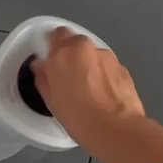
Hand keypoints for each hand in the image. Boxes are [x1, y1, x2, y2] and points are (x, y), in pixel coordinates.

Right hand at [29, 27, 147, 149]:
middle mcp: (85, 48)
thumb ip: (43, 77)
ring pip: (92, 54)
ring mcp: (106, 56)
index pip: (55, 33)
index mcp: (63, 53)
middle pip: (75, 42)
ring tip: (86, 89)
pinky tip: (100, 94)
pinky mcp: (122, 66)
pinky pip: (106, 65)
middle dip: (70, 55)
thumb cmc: (78, 116)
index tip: (50, 59)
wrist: (115, 128)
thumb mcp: (51, 99)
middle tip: (66, 76)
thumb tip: (41, 67)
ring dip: (87, 65)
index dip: (52, 45)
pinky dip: (102, 74)